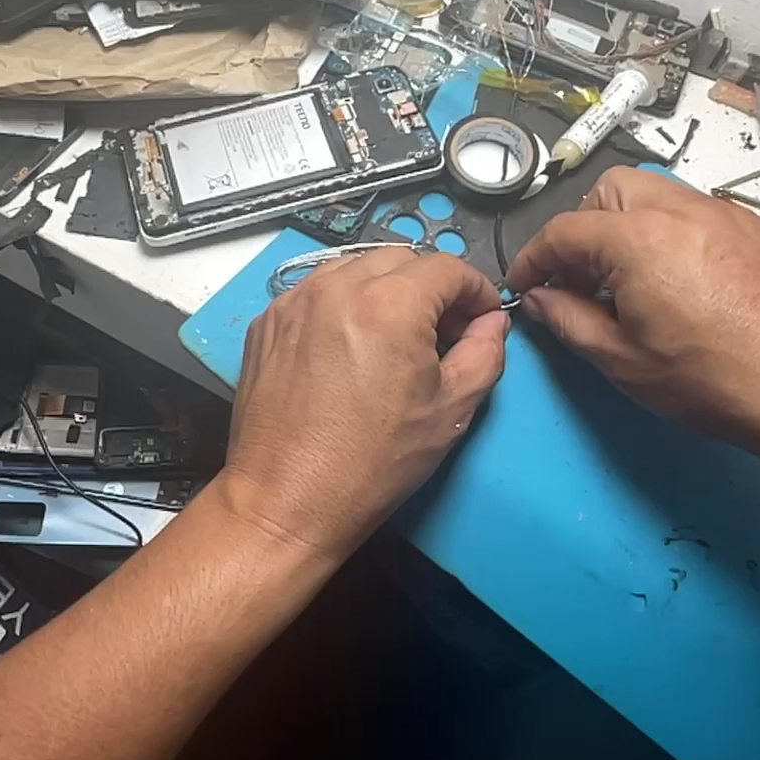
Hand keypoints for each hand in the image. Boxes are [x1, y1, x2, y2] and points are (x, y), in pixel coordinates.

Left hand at [215, 249, 509, 558]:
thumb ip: (485, 353)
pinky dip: (341, 304)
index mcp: (390, 303)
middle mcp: (338, 286)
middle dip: (430, 287)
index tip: (481, 319)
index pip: (447, 267)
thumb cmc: (373, 461)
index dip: (475, 290)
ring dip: (384, 289)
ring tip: (392, 337)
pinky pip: (316, 291)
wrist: (285, 499)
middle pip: (401, 259)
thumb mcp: (450, 411)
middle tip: (441, 332)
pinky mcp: (268, 320)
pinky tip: (346, 346)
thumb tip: (491, 322)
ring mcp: (294, 299)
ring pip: (354, 267)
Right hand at [505, 167, 759, 476]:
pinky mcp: (759, 229)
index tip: (526, 285)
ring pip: (655, 195)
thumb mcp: (622, 360)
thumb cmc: (715, 382)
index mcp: (638, 238)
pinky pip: (695, 213)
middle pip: (609, 191)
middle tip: (580, 279)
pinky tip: (680, 285)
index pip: (563, 230)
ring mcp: (726, 214)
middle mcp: (681, 209)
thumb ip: (567, 320)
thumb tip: (541, 299)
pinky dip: (668, 234)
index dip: (533, 258)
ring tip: (630, 283)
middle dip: (583, 228)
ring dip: (626, 227)